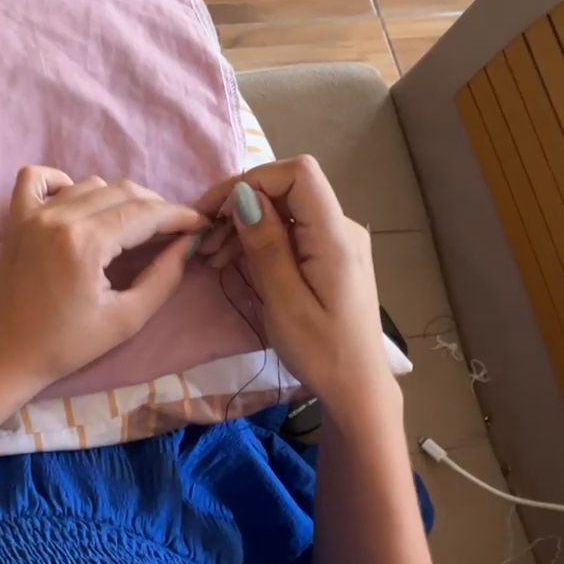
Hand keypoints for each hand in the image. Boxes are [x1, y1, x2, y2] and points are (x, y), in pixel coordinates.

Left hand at [0, 167, 205, 396]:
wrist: (3, 355)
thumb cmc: (66, 345)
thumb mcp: (126, 319)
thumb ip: (164, 278)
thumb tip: (188, 243)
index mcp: (87, 243)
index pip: (146, 213)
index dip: (179, 216)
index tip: (199, 224)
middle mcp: (58, 217)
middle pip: (123, 191)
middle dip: (155, 207)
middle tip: (171, 230)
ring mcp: (32, 214)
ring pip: (89, 184)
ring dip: (117, 198)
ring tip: (130, 226)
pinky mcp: (14, 219)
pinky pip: (36, 178)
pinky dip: (61, 181)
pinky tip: (76, 203)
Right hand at [194, 156, 393, 413]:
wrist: (357, 389)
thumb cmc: (321, 352)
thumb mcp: (285, 302)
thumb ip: (266, 245)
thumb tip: (244, 196)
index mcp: (335, 236)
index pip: (297, 174)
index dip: (253, 181)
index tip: (217, 213)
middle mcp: (341, 228)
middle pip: (287, 188)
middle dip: (240, 204)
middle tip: (205, 242)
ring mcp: (336, 241)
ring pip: (284, 209)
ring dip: (245, 224)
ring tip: (213, 257)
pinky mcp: (328, 256)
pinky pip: (290, 231)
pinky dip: (259, 240)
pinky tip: (234, 261)